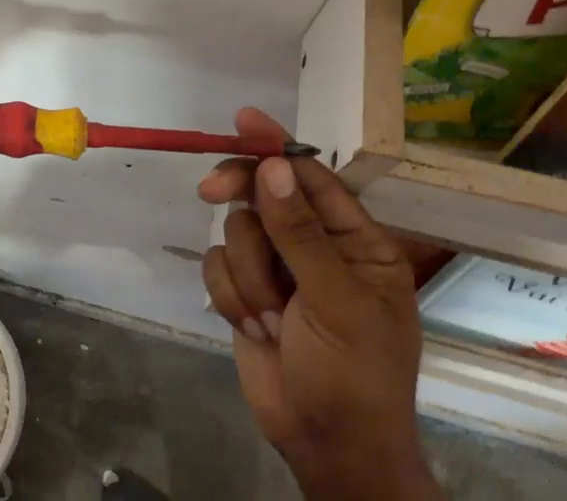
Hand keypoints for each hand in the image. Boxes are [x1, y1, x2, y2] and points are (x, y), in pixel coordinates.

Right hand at [199, 109, 438, 498]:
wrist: (327, 447)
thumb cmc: (354, 374)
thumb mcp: (336, 300)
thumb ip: (300, 232)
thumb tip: (272, 166)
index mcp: (356, 241)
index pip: (312, 177)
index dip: (277, 146)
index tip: (243, 120)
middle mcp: (315, 246)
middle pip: (263, 194)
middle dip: (241, 200)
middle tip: (210, 190)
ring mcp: (278, 270)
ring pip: (236, 231)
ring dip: (247, 276)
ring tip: (273, 320)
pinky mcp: (245, 293)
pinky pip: (217, 264)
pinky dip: (230, 296)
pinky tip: (256, 330)